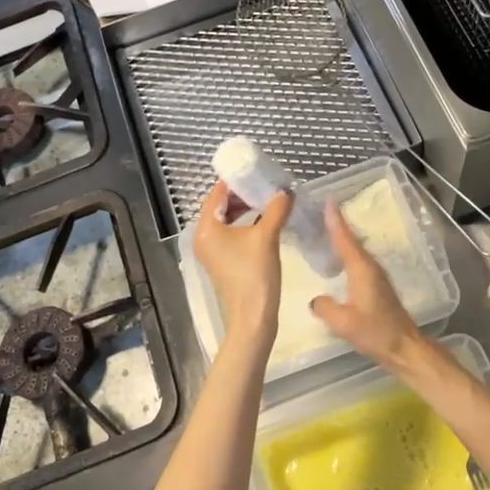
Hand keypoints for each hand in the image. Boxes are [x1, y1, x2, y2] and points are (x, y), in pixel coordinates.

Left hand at [192, 181, 291, 348]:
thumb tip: (286, 191)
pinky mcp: (221, 262)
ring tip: (265, 202)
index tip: (252, 172)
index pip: (216, 195)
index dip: (234, 181)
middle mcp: (203, 238)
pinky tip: (263, 222)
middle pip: (219, 207)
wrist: (253, 317)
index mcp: (207, 229)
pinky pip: (229, 235)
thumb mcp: (267, 237)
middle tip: (262, 186)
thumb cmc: (255, 274)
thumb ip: (276, 209)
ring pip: (225, 222)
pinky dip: (243, 225)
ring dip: (243, 210)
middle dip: (240, 195)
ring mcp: (211, 252)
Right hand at [310, 203, 425, 370]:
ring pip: (354, 251)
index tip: (328, 200)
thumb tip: (316, 300)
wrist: (404, 346)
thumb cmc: (375, 332)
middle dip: (335, 225)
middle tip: (316, 213)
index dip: (335, 219)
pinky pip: (357, 263)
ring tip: (322, 232)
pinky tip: (336, 261)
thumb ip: (325, 307)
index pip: (344, 238)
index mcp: (361, 269)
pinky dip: (345, 255)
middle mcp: (370, 267)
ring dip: (341, 240)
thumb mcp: (343, 322)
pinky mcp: (376, 287)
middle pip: (350, 240)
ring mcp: (375, 276)